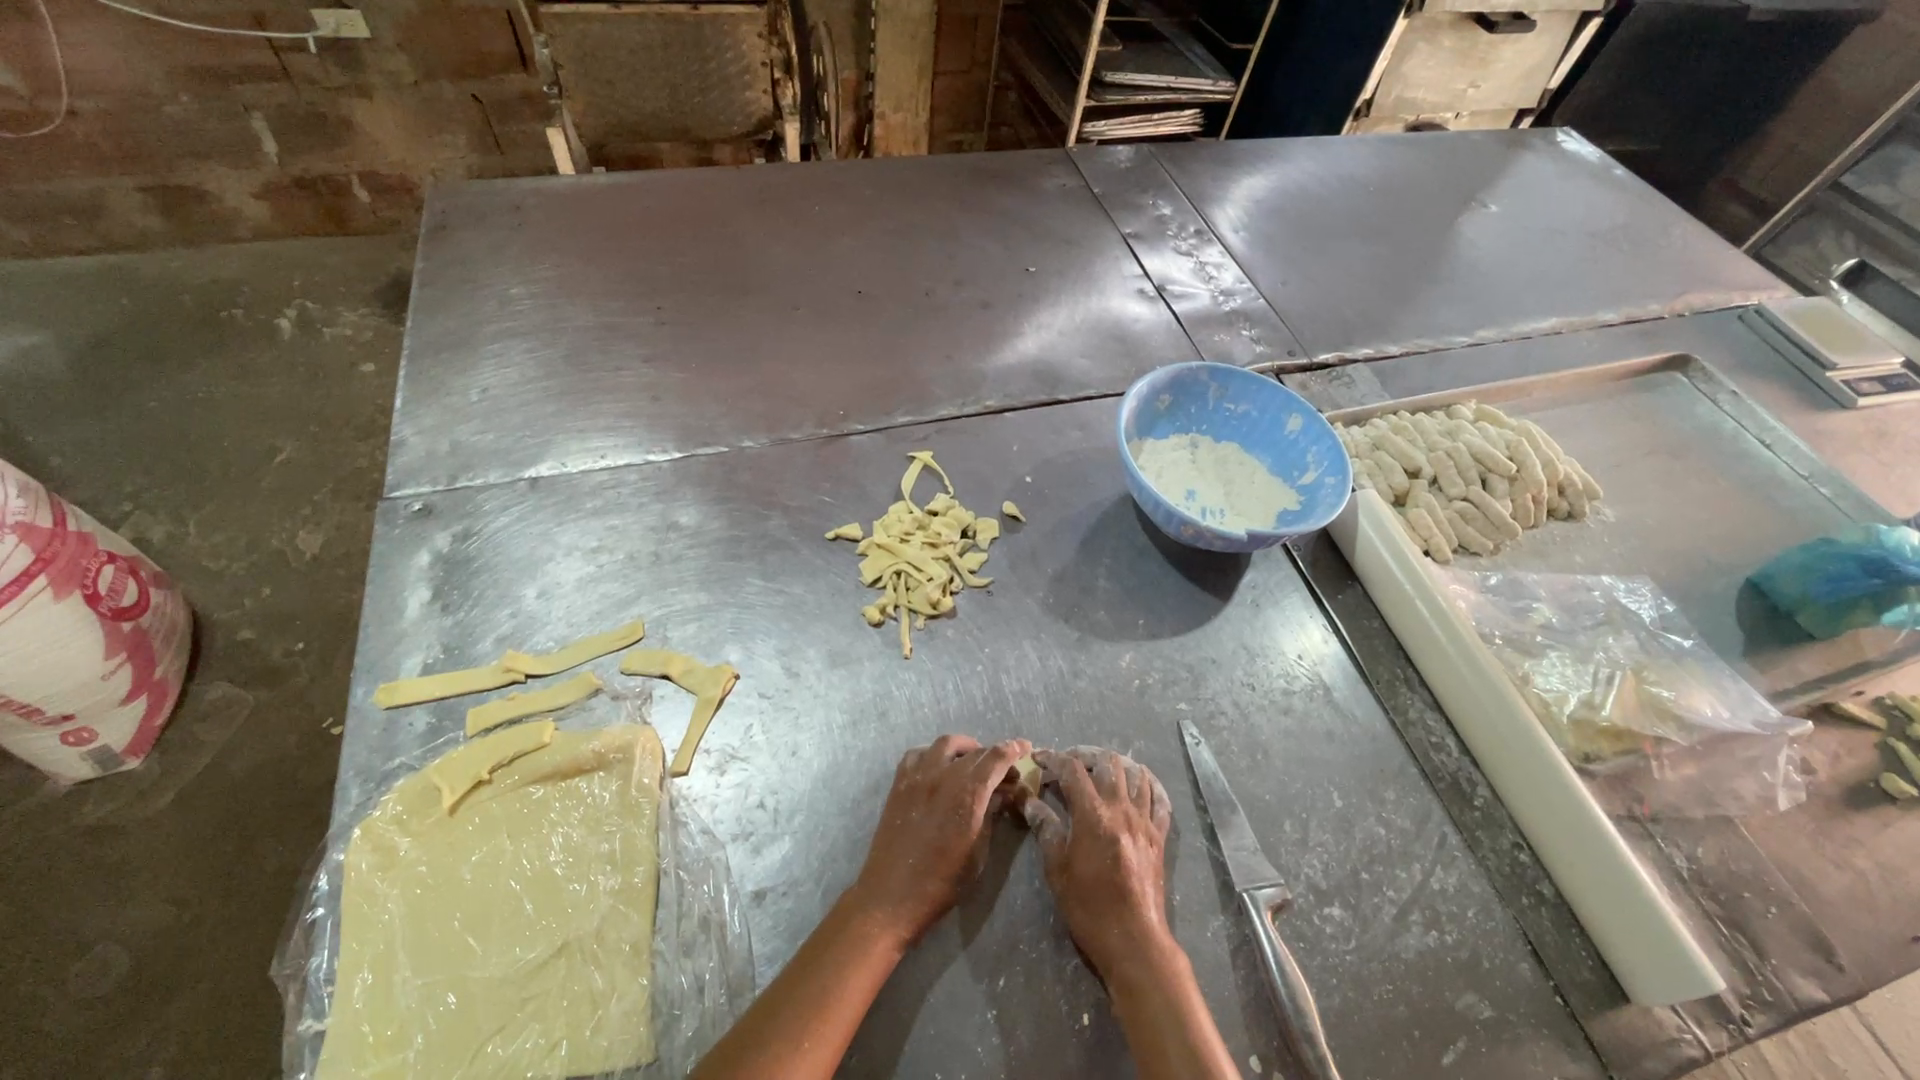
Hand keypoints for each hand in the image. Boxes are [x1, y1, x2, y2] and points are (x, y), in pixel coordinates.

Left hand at [848, 734, 1031, 946]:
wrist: (894, 894)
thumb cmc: (944, 880)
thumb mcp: (978, 850)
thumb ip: (991, 814)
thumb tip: (1002, 793)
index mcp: (967, 793)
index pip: (996, 759)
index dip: (1014, 750)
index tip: (1025, 747)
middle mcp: (942, 775)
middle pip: (975, 752)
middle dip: (994, 756)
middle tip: (1004, 773)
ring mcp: (917, 776)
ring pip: (945, 744)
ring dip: (964, 748)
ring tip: (972, 763)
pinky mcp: (899, 784)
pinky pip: (917, 754)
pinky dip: (933, 754)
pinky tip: (939, 769)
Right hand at [1019, 747, 1174, 979]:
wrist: (1133, 938)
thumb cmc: (1088, 906)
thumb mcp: (1057, 869)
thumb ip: (1046, 829)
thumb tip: (1030, 801)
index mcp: (1093, 815)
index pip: (1072, 770)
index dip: (1053, 759)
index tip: (1039, 759)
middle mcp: (1122, 809)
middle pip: (1108, 763)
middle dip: (1086, 756)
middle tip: (1069, 765)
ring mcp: (1145, 821)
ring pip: (1137, 775)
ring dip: (1117, 767)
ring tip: (1101, 773)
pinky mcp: (1159, 836)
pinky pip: (1159, 800)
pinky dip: (1148, 786)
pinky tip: (1138, 787)